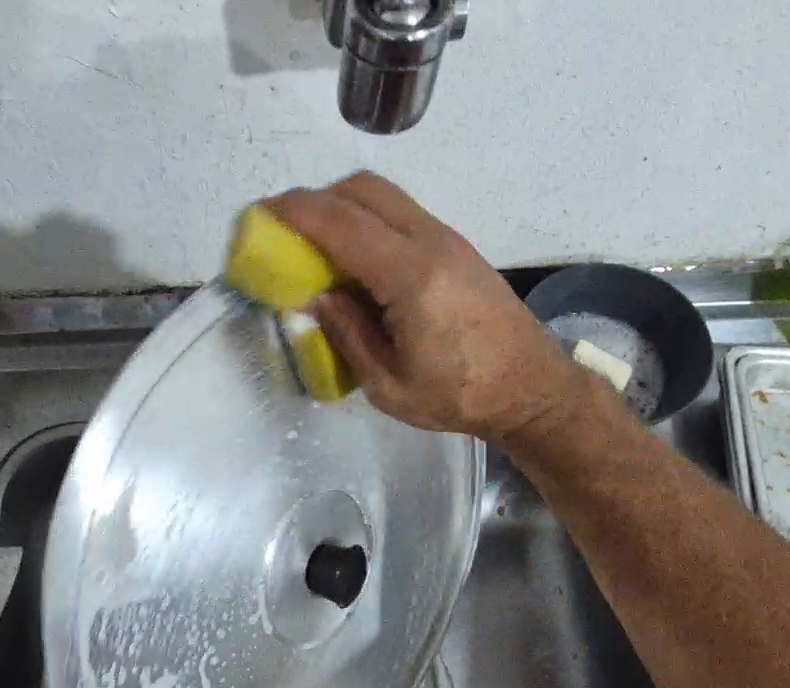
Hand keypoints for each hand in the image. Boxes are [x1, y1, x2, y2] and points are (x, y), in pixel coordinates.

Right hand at [264, 172, 590, 444]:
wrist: (530, 388)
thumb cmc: (459, 396)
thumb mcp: (388, 384)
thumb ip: (347, 334)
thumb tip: (314, 296)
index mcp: (412, 277)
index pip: (342, 224)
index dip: (295, 213)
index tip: (259, 214)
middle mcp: (431, 242)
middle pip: (362, 189)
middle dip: (315, 201)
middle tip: (284, 231)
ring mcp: (447, 239)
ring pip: (384, 196)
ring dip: (342, 208)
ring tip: (314, 248)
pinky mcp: (455, 247)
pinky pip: (400, 215)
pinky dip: (366, 222)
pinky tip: (354, 262)